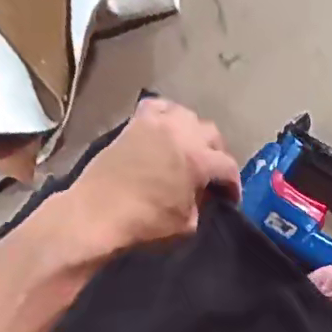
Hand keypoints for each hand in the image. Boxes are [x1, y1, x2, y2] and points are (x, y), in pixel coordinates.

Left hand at [59, 98, 241, 258]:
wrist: (97, 213)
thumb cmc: (146, 223)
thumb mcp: (187, 222)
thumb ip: (201, 202)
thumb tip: (202, 193)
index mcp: (198, 159)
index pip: (228, 166)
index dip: (233, 185)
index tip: (230, 200)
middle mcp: (181, 132)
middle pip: (212, 136)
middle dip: (217, 156)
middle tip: (212, 176)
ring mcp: (156, 123)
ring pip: (188, 117)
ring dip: (194, 133)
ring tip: (191, 151)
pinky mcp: (134, 123)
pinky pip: (159, 108)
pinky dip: (168, 117)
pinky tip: (167, 131)